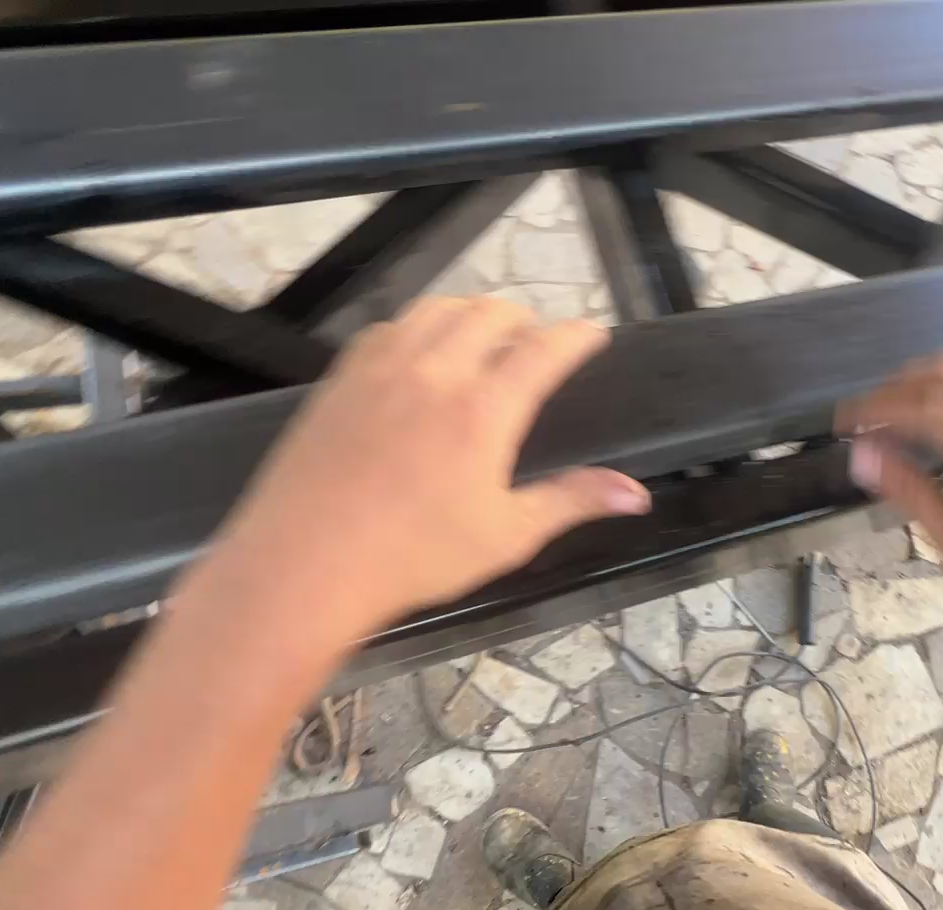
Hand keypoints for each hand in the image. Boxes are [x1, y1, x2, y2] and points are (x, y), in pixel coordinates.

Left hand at [217, 297, 650, 627]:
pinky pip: (388, 328)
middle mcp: (434, 372)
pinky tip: (421, 352)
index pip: (542, 350)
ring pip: (436, 310)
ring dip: (473, 312)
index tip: (594, 332)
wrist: (304, 567)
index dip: (576, 335)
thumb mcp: (509, 534)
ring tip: (488, 334)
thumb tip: (637, 495)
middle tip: (541, 340)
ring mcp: (380, 370)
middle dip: (525, 318)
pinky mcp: (340, 381)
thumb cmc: (418, 556)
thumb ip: (574, 501)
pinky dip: (419, 326)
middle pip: (489, 314)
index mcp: (483, 409)